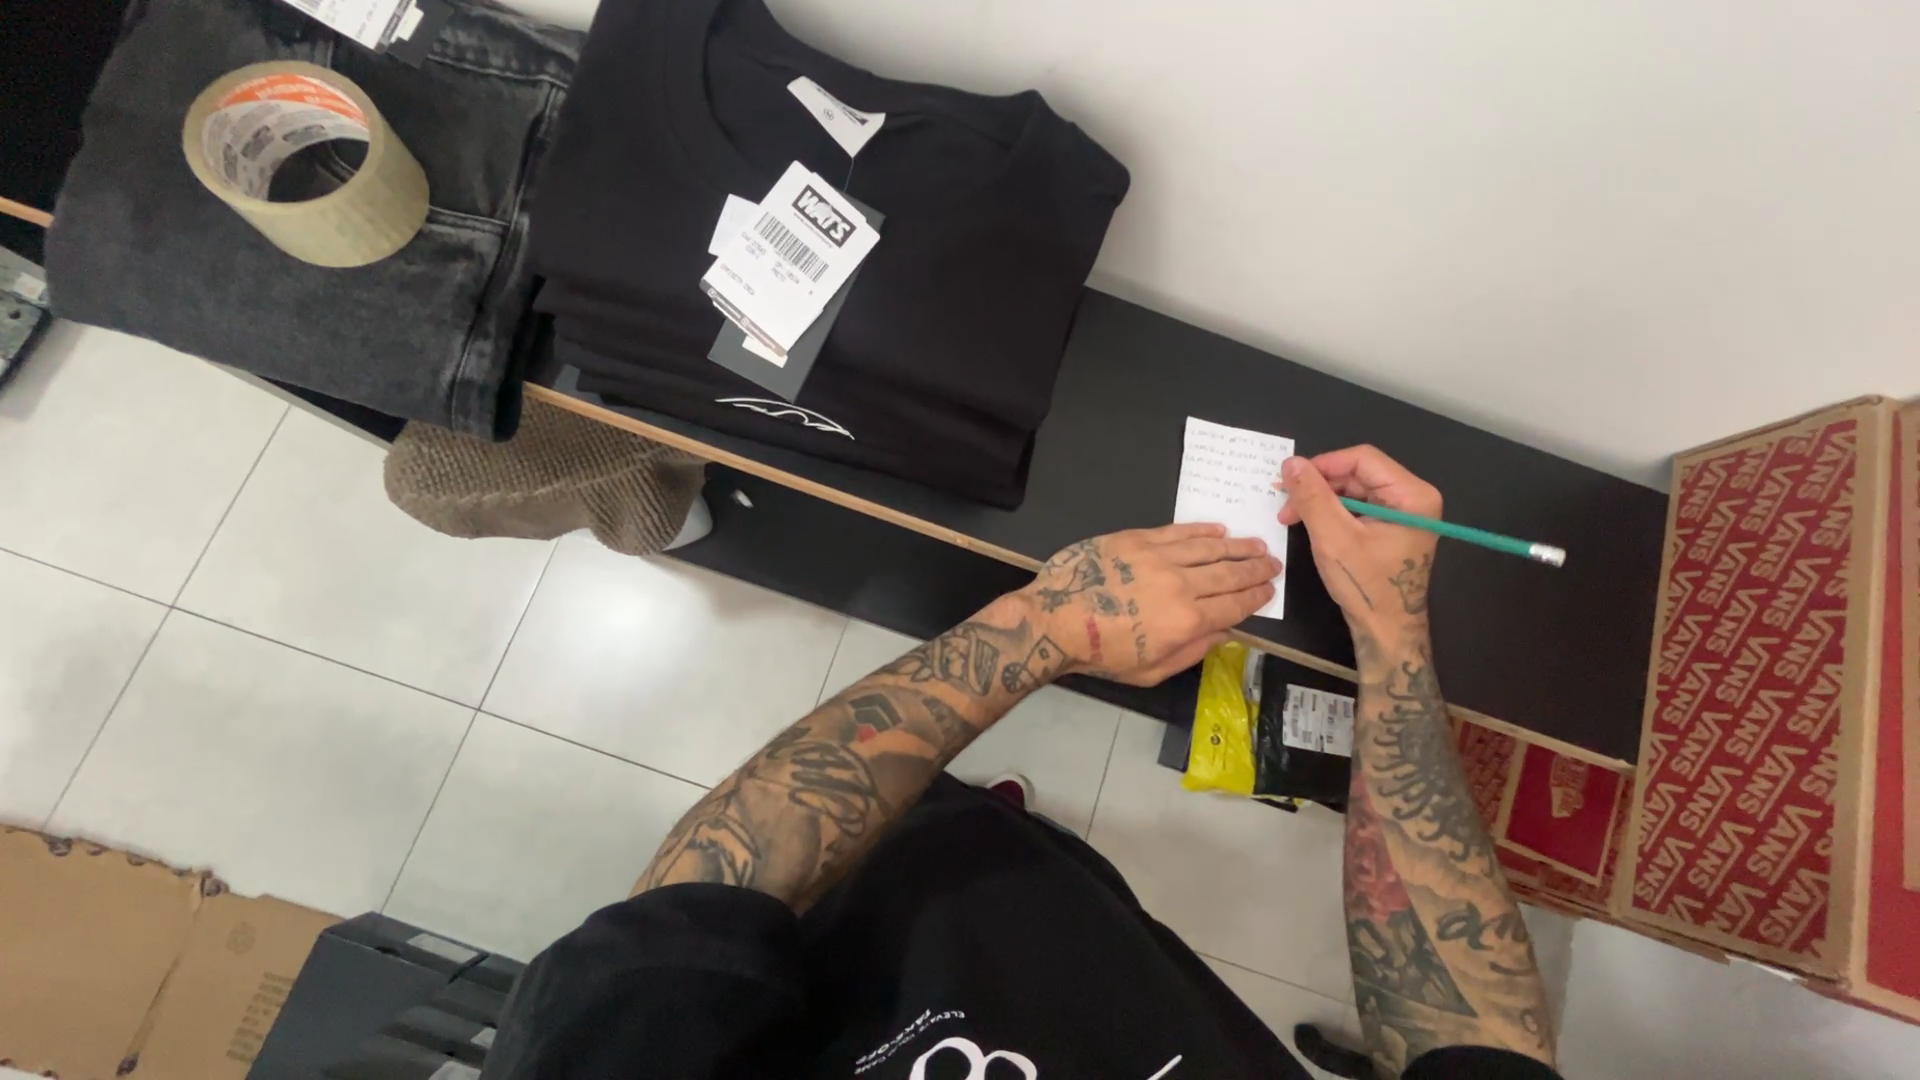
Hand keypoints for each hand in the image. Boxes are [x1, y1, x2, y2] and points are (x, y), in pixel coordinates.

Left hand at [1013, 524, 1280, 685]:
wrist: (1056, 620)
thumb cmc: (1101, 654)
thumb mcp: (1152, 671)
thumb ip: (1193, 651)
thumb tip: (1223, 632)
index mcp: (1188, 621)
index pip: (1236, 604)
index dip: (1257, 596)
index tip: (1270, 589)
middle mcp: (1181, 585)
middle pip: (1229, 573)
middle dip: (1255, 568)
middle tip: (1271, 563)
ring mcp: (1159, 557)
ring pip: (1209, 547)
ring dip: (1236, 546)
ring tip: (1254, 543)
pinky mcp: (1137, 539)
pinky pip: (1178, 531)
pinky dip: (1202, 530)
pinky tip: (1217, 530)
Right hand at [1277, 445, 1440, 648]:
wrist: (1386, 628)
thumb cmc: (1365, 585)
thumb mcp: (1333, 538)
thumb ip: (1312, 497)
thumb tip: (1290, 462)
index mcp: (1412, 495)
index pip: (1362, 459)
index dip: (1322, 465)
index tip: (1289, 482)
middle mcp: (1413, 497)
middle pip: (1357, 473)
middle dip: (1318, 486)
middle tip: (1286, 506)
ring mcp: (1403, 511)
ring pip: (1352, 488)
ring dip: (1320, 499)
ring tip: (1292, 518)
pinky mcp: (1391, 525)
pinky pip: (1356, 505)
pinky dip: (1330, 511)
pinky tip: (1310, 524)